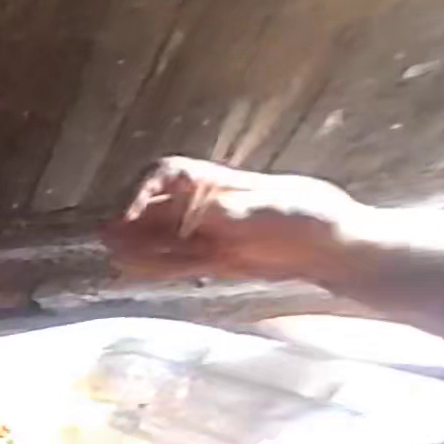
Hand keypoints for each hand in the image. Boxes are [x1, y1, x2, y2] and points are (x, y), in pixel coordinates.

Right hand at [104, 156, 367, 281]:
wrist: (333, 250)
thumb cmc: (311, 219)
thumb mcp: (272, 210)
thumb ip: (228, 212)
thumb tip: (188, 215)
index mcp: (214, 184)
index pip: (164, 174)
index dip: (139, 190)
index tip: (128, 215)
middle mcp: (197, 207)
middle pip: (145, 209)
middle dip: (124, 224)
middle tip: (110, 241)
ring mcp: (195, 234)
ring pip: (147, 238)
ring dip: (131, 247)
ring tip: (120, 259)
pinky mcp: (198, 258)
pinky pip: (161, 262)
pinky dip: (144, 266)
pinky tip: (129, 269)